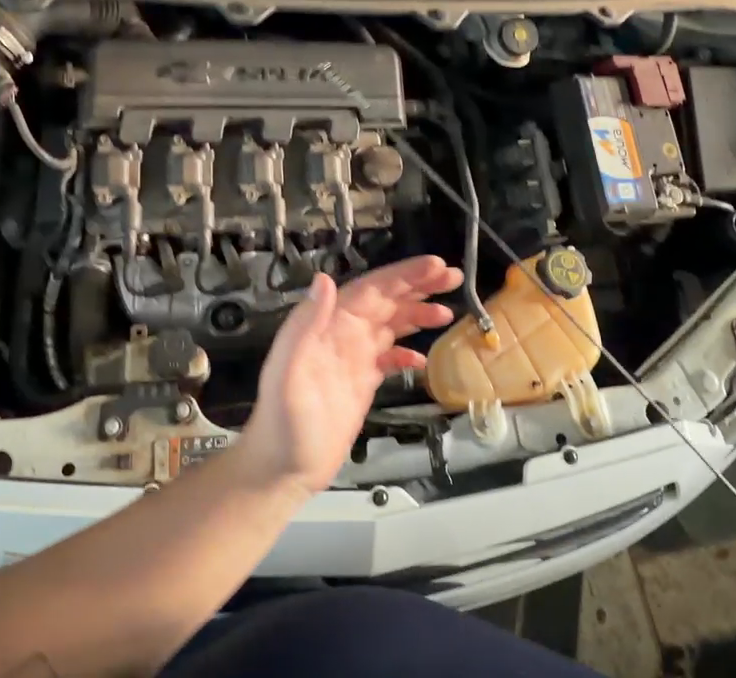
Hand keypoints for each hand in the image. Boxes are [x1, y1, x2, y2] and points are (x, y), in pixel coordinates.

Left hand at [236, 256, 462, 495]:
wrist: (281, 470)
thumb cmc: (284, 423)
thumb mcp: (288, 371)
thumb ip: (305, 324)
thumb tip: (325, 279)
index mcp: (326, 327)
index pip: (370, 290)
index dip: (403, 276)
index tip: (436, 265)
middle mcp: (340, 336)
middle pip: (384, 302)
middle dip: (418, 286)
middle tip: (454, 276)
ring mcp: (351, 360)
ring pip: (389, 326)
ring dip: (417, 314)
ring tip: (448, 312)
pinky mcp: (360, 384)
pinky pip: (388, 358)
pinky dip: (406, 353)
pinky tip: (424, 358)